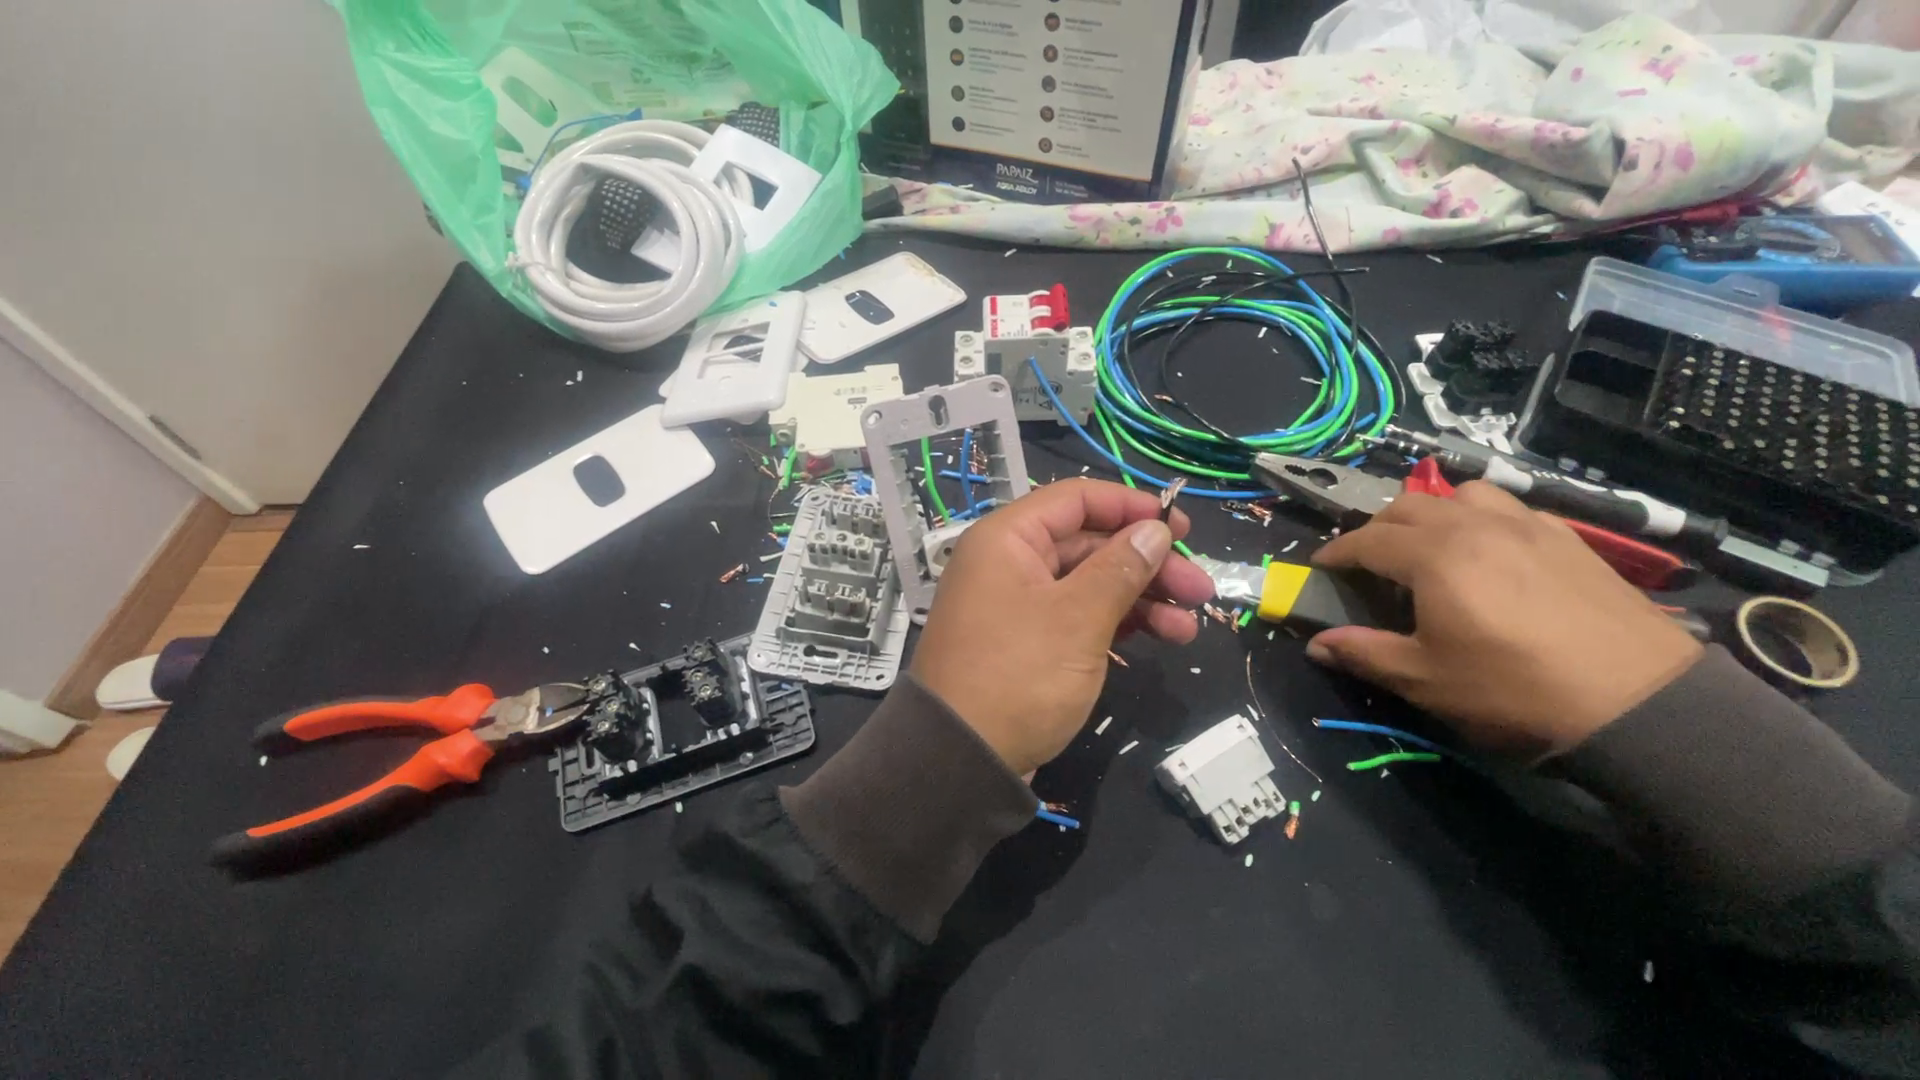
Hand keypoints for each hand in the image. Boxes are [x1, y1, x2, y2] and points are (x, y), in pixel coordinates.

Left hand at [911, 479, 1214, 775]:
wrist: (960, 759)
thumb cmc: (1018, 676)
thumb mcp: (1077, 619)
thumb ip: (1120, 568)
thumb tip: (1154, 529)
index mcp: (1009, 539)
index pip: (1077, 499)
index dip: (1132, 507)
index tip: (1181, 526)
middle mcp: (1011, 563)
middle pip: (1090, 543)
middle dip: (1148, 563)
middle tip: (1200, 590)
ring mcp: (1020, 605)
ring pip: (1091, 584)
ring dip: (1143, 598)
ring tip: (1190, 625)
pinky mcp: (1031, 643)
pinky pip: (1081, 617)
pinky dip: (1120, 623)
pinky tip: (1163, 636)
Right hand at [1307, 481, 1702, 760]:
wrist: (1638, 700)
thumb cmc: (1515, 689)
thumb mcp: (1426, 680)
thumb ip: (1365, 653)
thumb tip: (1317, 643)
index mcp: (1435, 557)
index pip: (1367, 540)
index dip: (1337, 552)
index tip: (1320, 567)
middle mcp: (1475, 526)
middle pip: (1408, 506)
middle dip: (1376, 528)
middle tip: (1367, 562)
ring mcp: (1526, 526)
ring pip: (1461, 494)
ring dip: (1432, 512)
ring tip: (1430, 546)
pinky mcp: (1566, 538)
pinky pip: (1508, 508)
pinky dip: (1480, 518)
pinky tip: (1490, 553)